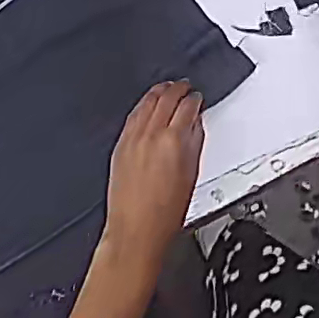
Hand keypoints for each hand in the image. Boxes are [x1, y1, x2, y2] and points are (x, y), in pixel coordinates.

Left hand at [102, 80, 203, 274]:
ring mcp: (133, 138)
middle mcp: (151, 135)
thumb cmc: (165, 213)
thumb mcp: (191, 174)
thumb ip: (195, 143)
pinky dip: (142, 106)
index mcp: (173, 141)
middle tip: (185, 86)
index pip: (187, 107)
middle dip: (178, 89)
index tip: (198, 98)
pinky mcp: (120, 145)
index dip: (195, 99)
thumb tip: (195, 126)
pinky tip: (146, 104)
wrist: (136, 231)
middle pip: (166, 98)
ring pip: (147, 102)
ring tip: (167, 87)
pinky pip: (132, 116)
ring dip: (159, 91)